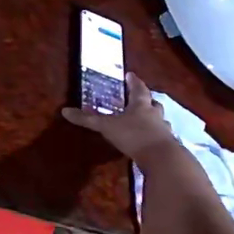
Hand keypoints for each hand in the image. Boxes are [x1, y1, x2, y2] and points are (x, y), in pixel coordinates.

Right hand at [61, 73, 178, 160]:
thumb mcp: (106, 126)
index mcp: (141, 106)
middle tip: (142, 99)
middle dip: (148, 101)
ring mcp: (164, 130)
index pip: (138, 89)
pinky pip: (163, 137)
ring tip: (148, 121)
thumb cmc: (133, 136)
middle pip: (153, 104)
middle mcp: (155, 115)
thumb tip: (65, 111)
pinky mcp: (168, 145)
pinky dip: (157, 136)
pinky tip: (152, 142)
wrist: (161, 158)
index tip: (131, 75)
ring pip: (160, 120)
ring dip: (155, 119)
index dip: (134, 82)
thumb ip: (88, 120)